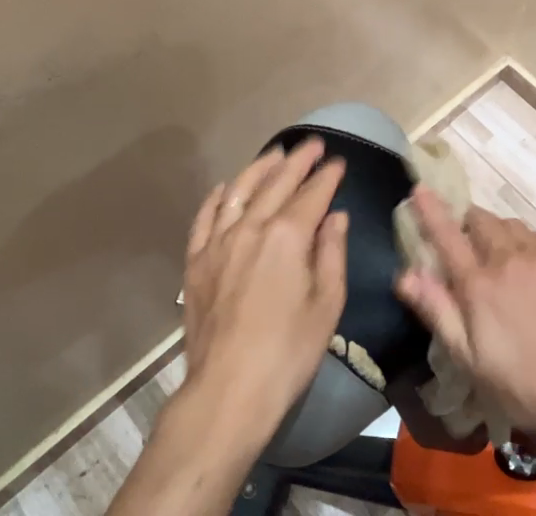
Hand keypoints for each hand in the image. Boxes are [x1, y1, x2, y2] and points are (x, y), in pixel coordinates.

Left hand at [180, 138, 348, 440]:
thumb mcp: (327, 304)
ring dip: (259, 168)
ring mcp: (218, 243)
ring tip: (275, 154)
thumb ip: (332, 254)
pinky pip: (206, 218)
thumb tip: (335, 217)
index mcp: (287, 236)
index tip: (339, 162)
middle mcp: (251, 228)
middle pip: (276, 183)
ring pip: (239, 191)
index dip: (328, 176)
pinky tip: (226, 187)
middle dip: (297, 161)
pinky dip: (217, 197)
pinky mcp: (196, 262)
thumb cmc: (289, 351)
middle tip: (313, 145)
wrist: (229, 389)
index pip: (312, 194)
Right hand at [394, 186, 535, 449]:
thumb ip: (436, 310)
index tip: (420, 189)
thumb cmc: (520, 383)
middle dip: (468, 225)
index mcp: (478, 283)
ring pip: (512, 226)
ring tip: (502, 259)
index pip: (446, 235)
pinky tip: (534, 269)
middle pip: (481, 220)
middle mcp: (508, 258)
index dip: (430, 210)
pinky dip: (529, 244)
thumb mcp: (468, 357)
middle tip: (467, 247)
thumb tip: (404, 274)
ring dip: (499, 234)